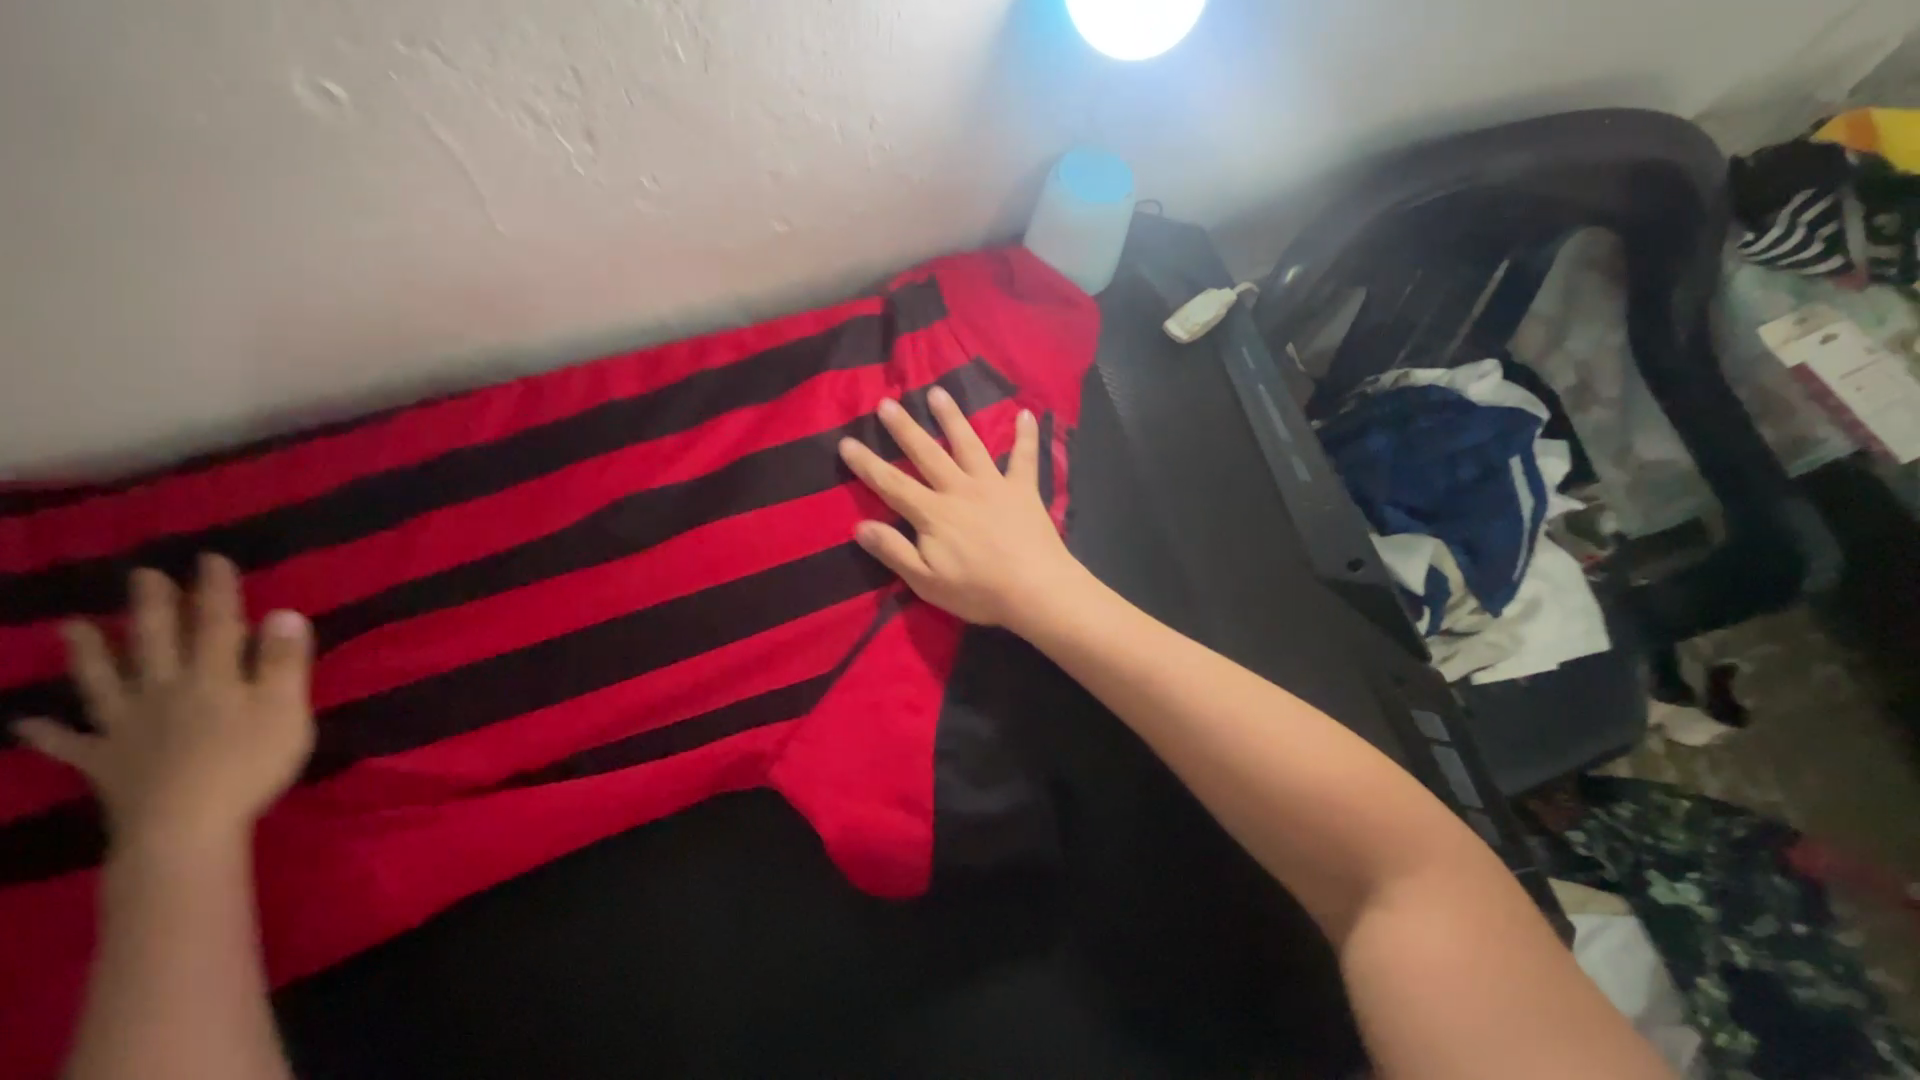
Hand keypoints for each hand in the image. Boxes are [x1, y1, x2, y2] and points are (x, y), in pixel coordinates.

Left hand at [12, 554, 314, 851]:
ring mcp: (127, 727)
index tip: (208, 559)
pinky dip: (46, 734)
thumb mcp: (285, 712)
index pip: (217, 625)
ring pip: (104, 682)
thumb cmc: (248, 766)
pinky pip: (70, 746)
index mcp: (213, 679)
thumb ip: (284, 663)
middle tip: (141, 576)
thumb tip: (283, 612)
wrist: (184, 829)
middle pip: (155, 643)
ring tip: (70, 627)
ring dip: (87, 654)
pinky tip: (26, 725)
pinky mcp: (104, 763)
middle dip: (151, 608)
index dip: (214, 591)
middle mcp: (164, 692)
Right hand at [837, 388, 1091, 630]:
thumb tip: (860, 526)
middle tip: (886, 403)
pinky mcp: (1023, 490)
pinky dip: (1026, 436)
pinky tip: (1027, 414)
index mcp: (933, 513)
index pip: (891, 484)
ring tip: (938, 392)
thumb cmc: (978, 591)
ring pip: (968, 444)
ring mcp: (993, 485)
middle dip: (904, 428)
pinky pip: (1024, 458)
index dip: (867, 464)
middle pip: (926, 453)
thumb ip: (894, 551)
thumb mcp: (926, 581)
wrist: (1036, 590)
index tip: (846, 442)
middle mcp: (960, 490)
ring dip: (952, 417)